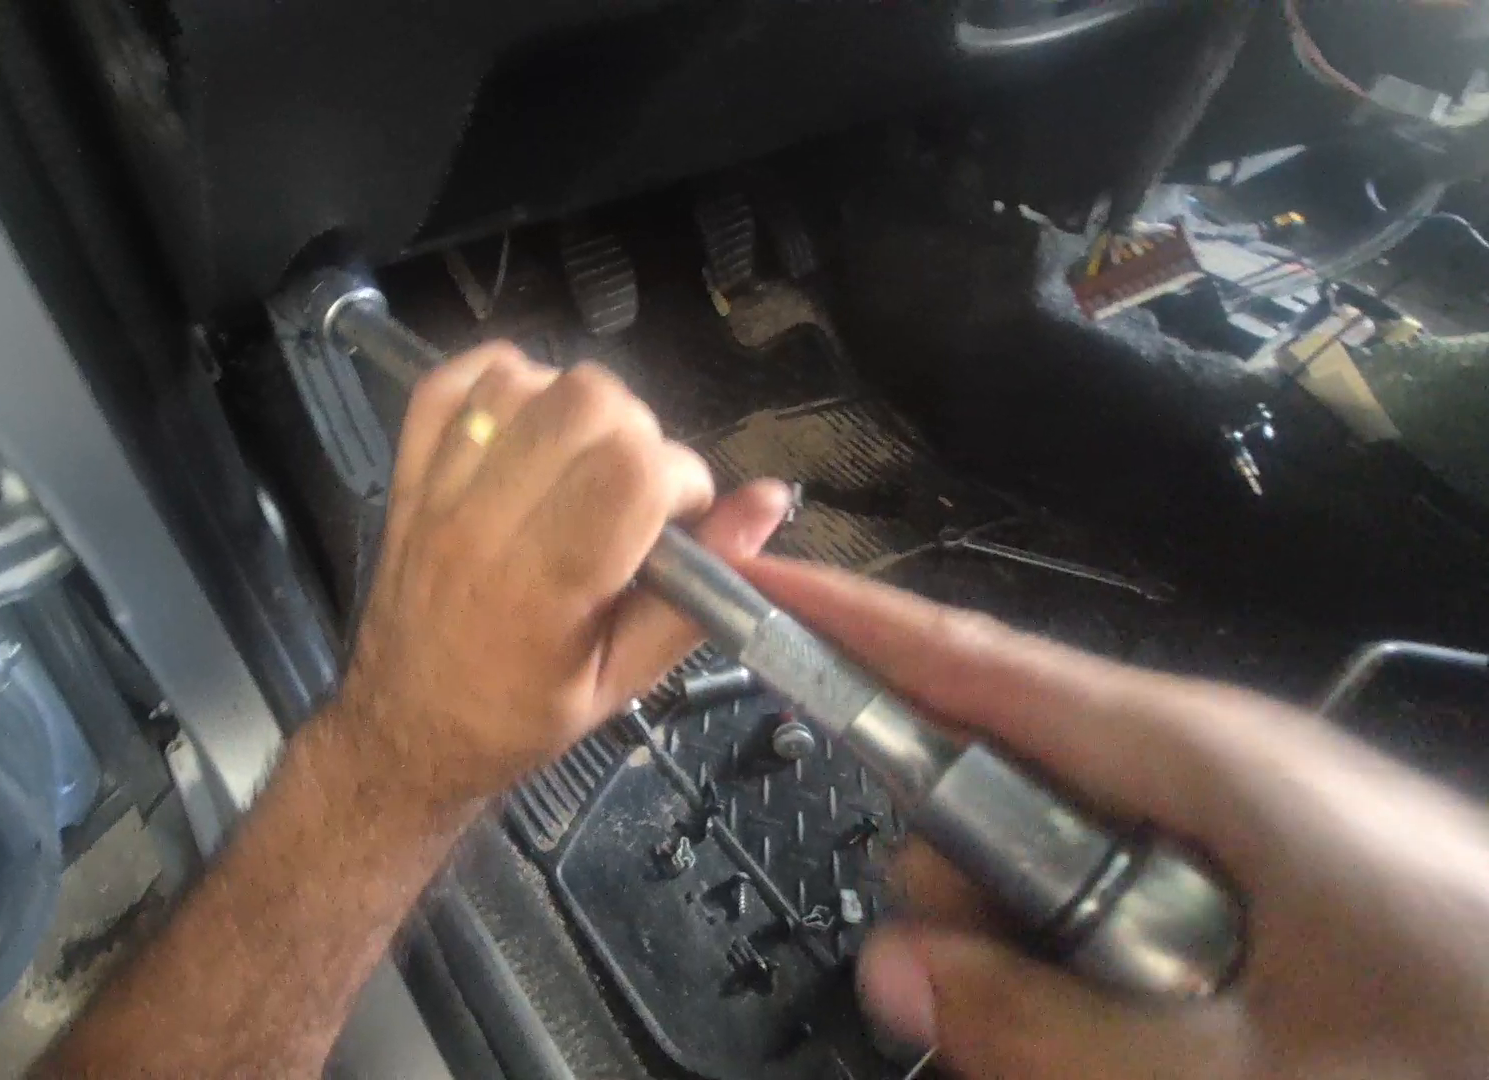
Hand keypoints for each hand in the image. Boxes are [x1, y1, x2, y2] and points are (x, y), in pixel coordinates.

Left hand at [338, 343, 788, 808]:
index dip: (681, 479)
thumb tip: (768, 501)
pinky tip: (526, 418)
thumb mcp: (621, 681)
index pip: (633, 469)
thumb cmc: (518, 718)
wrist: (406, 727)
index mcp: (545, 585)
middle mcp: (484, 522)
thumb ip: (694, 594)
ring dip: (573, 405)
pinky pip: (446, 383)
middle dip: (636, 432)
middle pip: (585, 401)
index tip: (677, 519)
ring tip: (581, 459)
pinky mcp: (406, 475)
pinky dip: (497, 380)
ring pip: (521, 381)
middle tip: (630, 488)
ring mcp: (436, 490)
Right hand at [746, 557, 1488, 1079]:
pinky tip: (1140, 1036)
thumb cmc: (1482, 1058)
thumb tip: (888, 970)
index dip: (843, 615)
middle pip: (975, 772)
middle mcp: (1171, 755)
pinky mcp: (1227, 860)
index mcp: (1178, 751)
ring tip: (1118, 1047)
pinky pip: (1089, 884)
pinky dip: (1074, 961)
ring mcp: (1202, 806)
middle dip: (947, 881)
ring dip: (1019, 946)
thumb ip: (1050, 1032)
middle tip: (987, 999)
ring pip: (1025, 846)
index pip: (957, 658)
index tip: (751, 584)